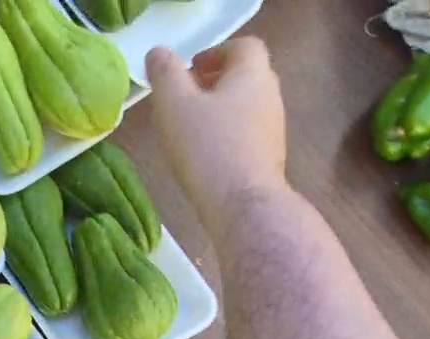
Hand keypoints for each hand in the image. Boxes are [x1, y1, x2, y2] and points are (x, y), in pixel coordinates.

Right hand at [145, 39, 288, 230]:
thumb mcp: (175, 107)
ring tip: (191, 126)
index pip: (242, 46)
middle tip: (187, 95)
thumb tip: (157, 52)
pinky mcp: (267, 155)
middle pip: (245, 75)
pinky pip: (246, 132)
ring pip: (245, 105)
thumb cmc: (207, 148)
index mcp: (251, 73)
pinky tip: (205, 153)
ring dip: (221, 107)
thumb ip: (165, 76)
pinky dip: (226, 132)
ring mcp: (272, 126)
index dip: (216, 51)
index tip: (191, 68)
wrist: (242, 202)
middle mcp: (269, 93)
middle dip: (217, 79)